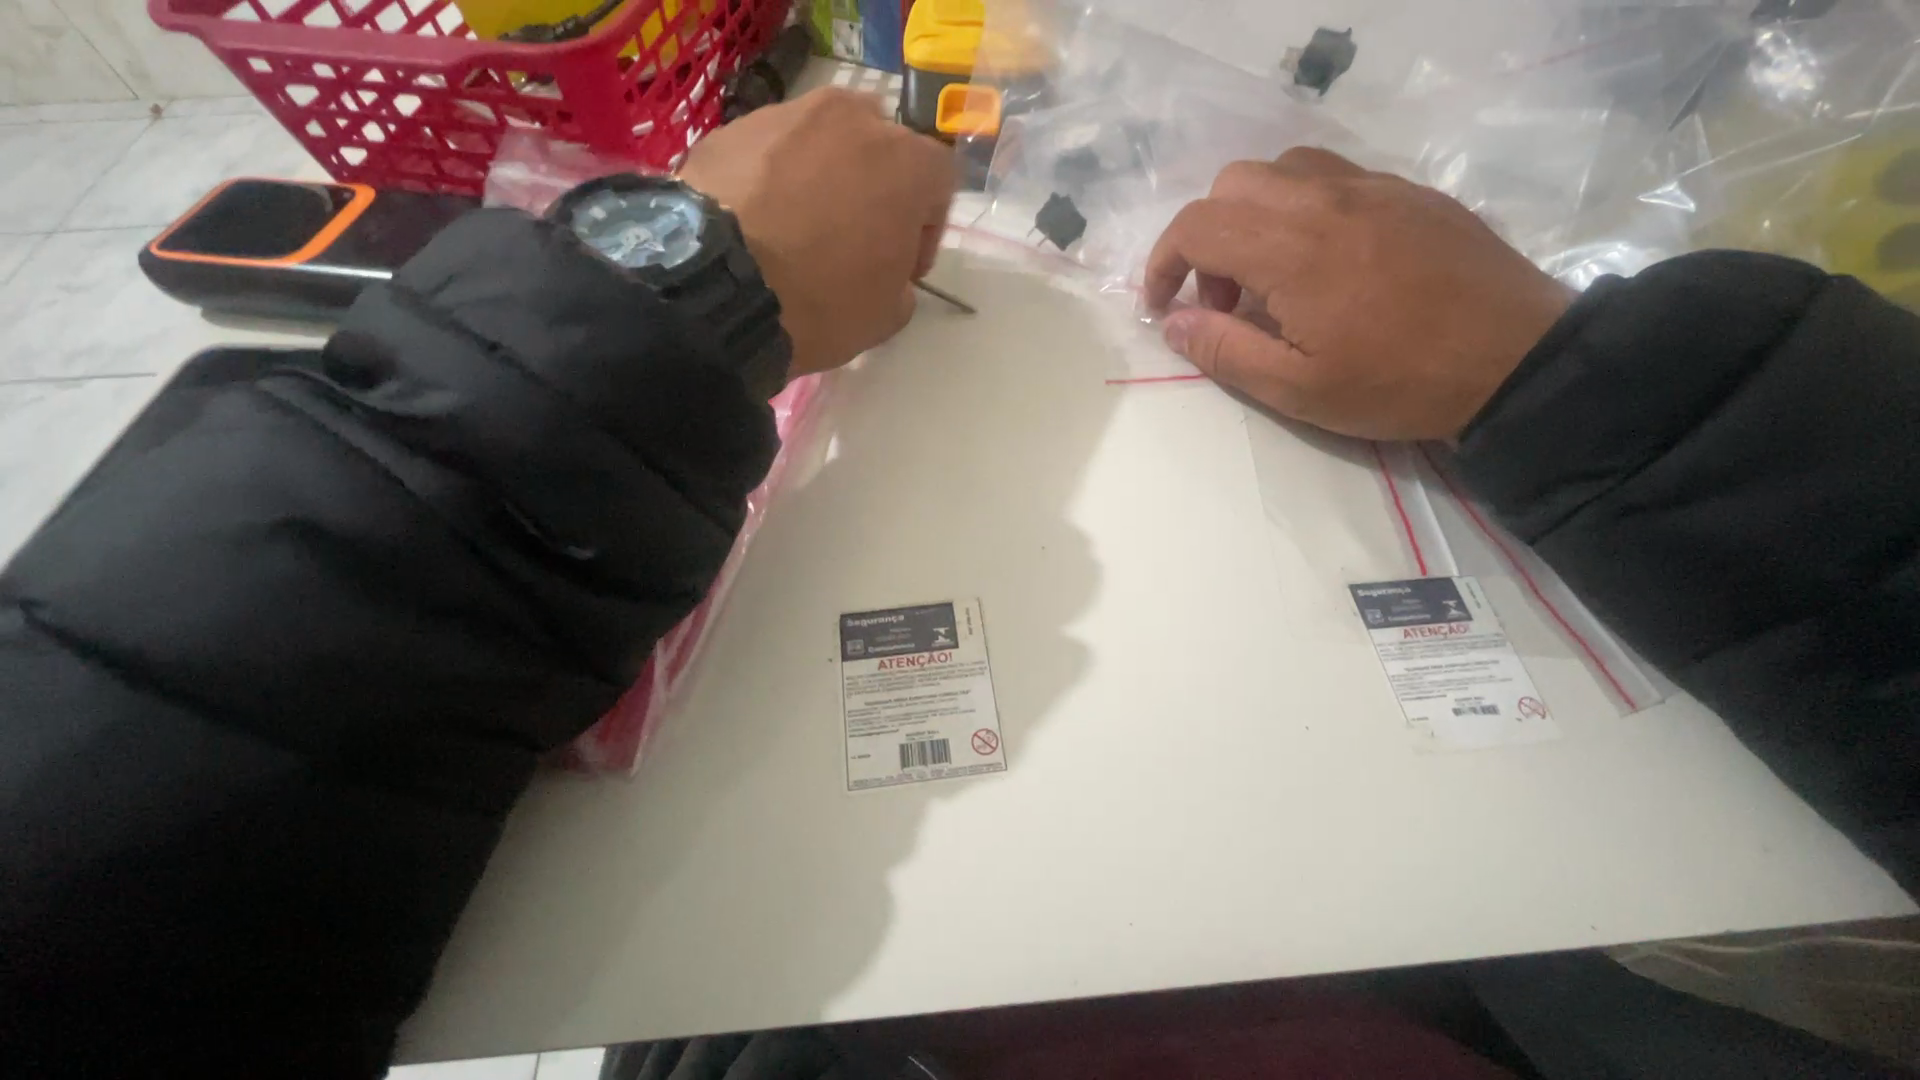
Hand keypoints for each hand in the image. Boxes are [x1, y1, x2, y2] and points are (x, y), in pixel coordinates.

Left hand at [680, 88, 955, 378]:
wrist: (719, 288)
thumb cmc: (821, 302)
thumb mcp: (886, 316)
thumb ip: (901, 283)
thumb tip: (887, 273)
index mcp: (906, 162)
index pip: (940, 181)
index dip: (927, 229)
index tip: (905, 268)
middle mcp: (852, 119)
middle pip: (881, 147)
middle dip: (876, 190)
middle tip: (855, 239)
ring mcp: (787, 115)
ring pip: (821, 141)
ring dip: (822, 177)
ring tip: (798, 227)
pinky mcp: (732, 128)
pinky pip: (768, 152)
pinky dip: (771, 179)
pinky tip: (756, 222)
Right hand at [1143, 148, 1573, 440]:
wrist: (1518, 360)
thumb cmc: (1399, 383)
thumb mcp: (1296, 389)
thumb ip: (1223, 350)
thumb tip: (1173, 323)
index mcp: (1291, 249)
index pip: (1196, 226)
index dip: (1162, 264)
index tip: (1163, 306)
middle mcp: (1324, 200)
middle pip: (1231, 184)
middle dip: (1206, 239)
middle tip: (1223, 299)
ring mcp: (1371, 188)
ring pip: (1281, 170)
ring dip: (1252, 216)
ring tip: (1270, 276)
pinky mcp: (1407, 192)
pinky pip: (1331, 177)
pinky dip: (1300, 208)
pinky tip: (1323, 262)